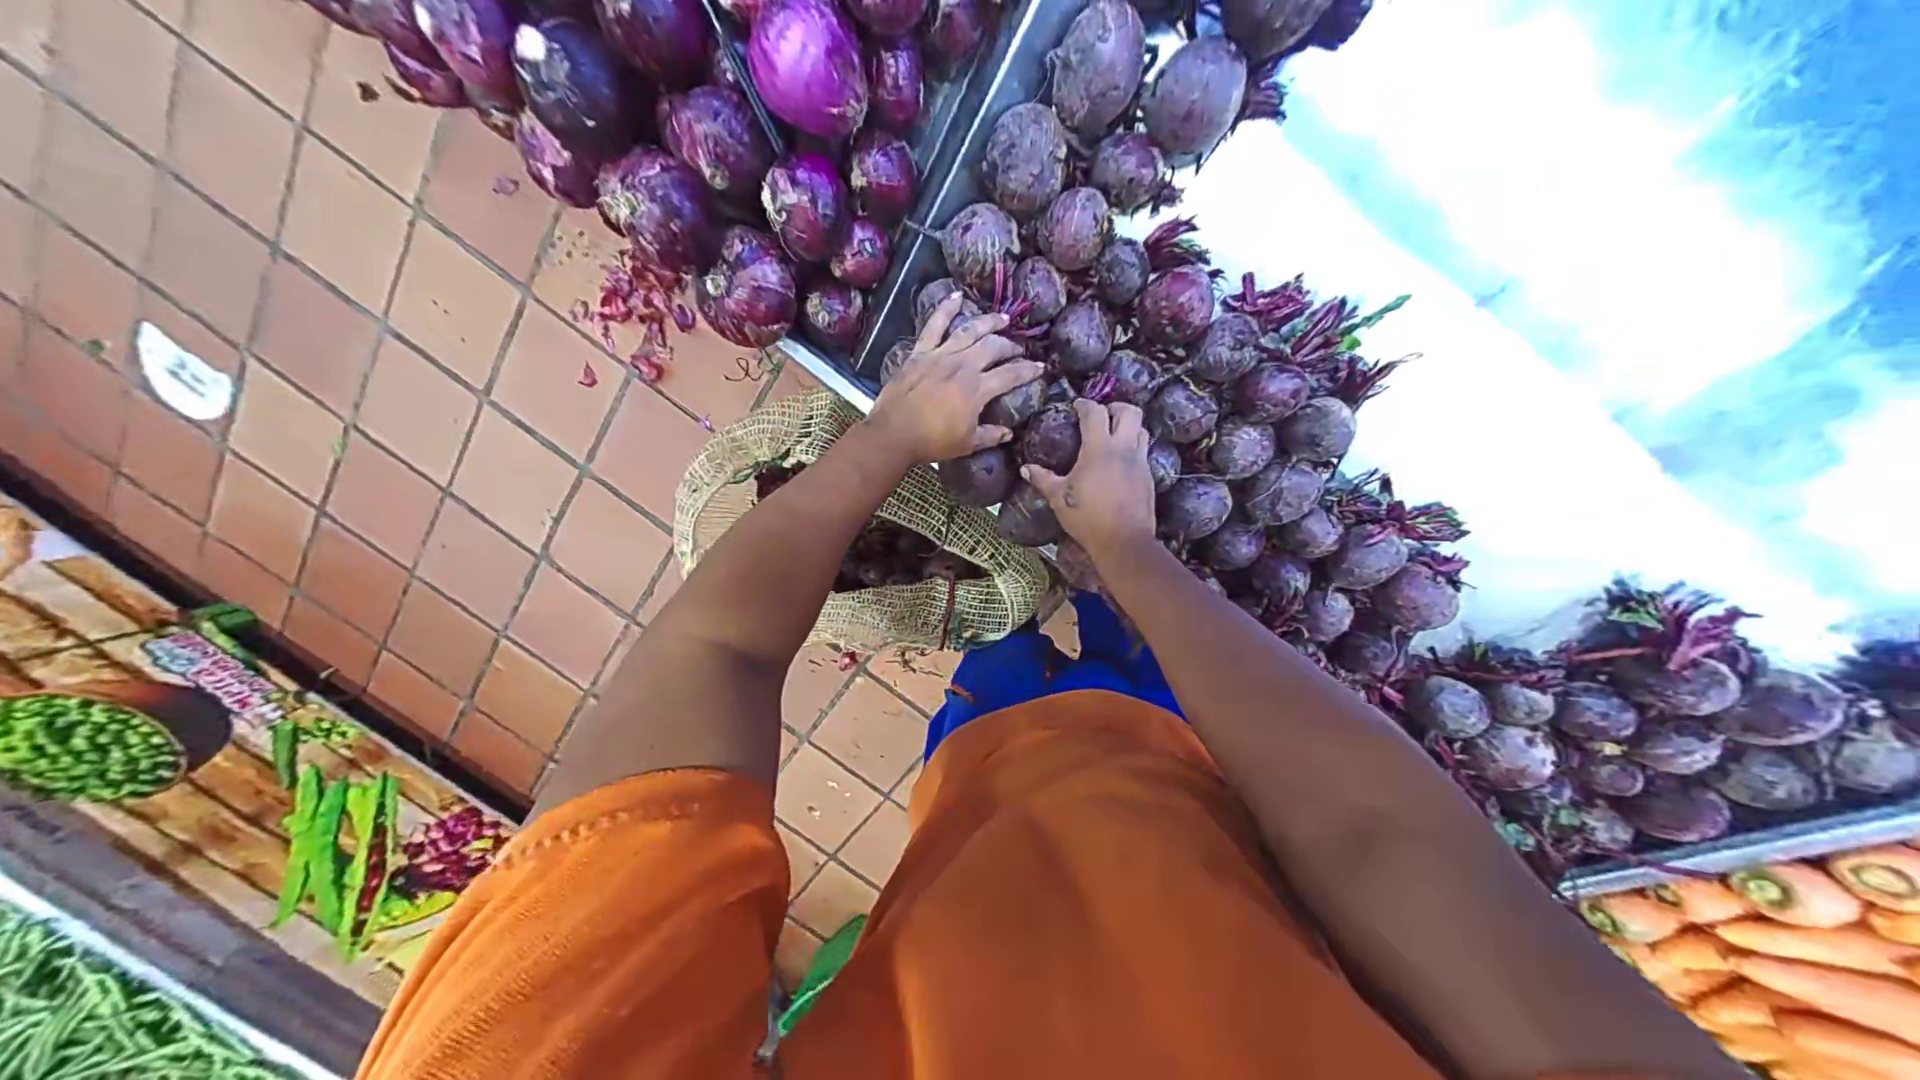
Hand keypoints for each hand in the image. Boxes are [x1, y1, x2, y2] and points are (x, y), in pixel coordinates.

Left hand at [863, 295, 1043, 464]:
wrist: (894, 433)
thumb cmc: (933, 441)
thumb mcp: (968, 443)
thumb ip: (991, 435)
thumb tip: (1009, 432)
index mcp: (978, 388)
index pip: (1011, 374)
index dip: (1028, 371)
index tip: (1040, 368)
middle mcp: (963, 365)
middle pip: (994, 346)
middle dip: (1010, 346)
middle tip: (1017, 349)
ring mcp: (941, 355)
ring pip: (970, 330)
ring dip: (989, 321)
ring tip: (1002, 318)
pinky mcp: (921, 352)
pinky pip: (934, 325)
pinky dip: (946, 308)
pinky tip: (956, 296)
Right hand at [1023, 399, 1157, 559]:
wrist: (1124, 541)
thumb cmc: (1088, 518)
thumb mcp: (1058, 498)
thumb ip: (1043, 479)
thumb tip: (1026, 468)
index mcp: (1099, 448)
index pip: (1095, 413)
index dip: (1085, 404)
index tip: (1077, 406)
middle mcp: (1123, 448)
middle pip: (1129, 411)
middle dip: (1115, 407)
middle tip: (1102, 415)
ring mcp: (1140, 462)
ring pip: (1142, 429)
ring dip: (1128, 425)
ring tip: (1114, 434)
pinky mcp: (1149, 476)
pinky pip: (1144, 451)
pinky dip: (1133, 447)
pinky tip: (1121, 460)